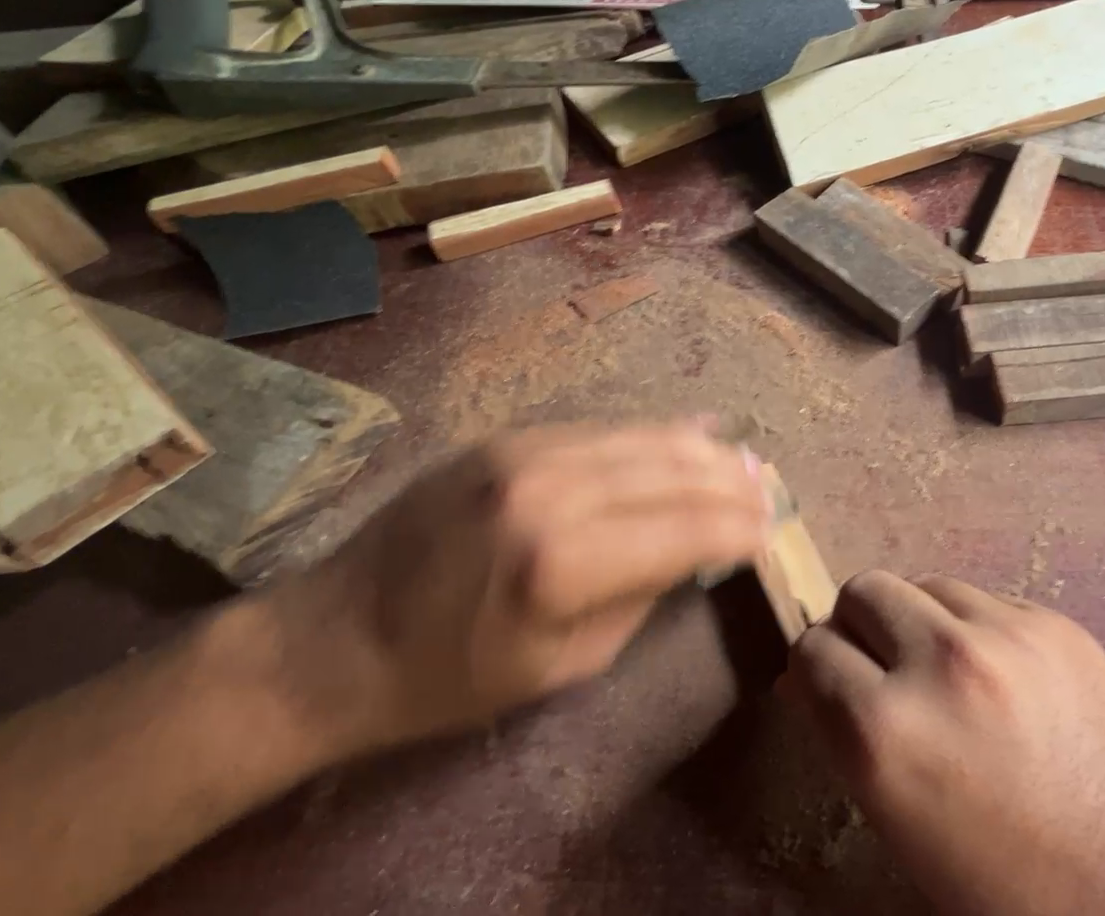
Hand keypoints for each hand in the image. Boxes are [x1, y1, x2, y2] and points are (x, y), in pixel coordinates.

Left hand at [262, 421, 771, 755]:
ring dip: (702, 449)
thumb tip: (697, 547)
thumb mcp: (565, 663)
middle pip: (673, 470)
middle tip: (770, 490)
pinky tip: (690, 432)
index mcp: (562, 562)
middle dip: (732, 482)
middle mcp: (549, 489)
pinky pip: (602, 428)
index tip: (772, 532)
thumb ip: (641, 595)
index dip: (739, 529)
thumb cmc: (451, 675)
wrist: (332, 639)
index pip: (686, 530)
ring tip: (743, 459)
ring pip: (643, 437)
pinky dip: (654, 433)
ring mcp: (524, 452)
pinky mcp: (507, 437)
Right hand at [781, 571, 1104, 915]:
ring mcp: (1004, 635)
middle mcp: (938, 665)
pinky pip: (986, 600)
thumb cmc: (1005, 876)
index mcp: (884, 731)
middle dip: (859, 626)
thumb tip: (808, 680)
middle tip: (880, 665)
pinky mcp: (1054, 623)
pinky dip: (976, 628)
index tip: (828, 682)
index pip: (812, 649)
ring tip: (943, 669)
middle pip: (862, 590)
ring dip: (918, 620)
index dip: (815, 668)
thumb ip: (846, 738)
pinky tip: (999, 676)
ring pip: (925, 583)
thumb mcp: (898, 821)